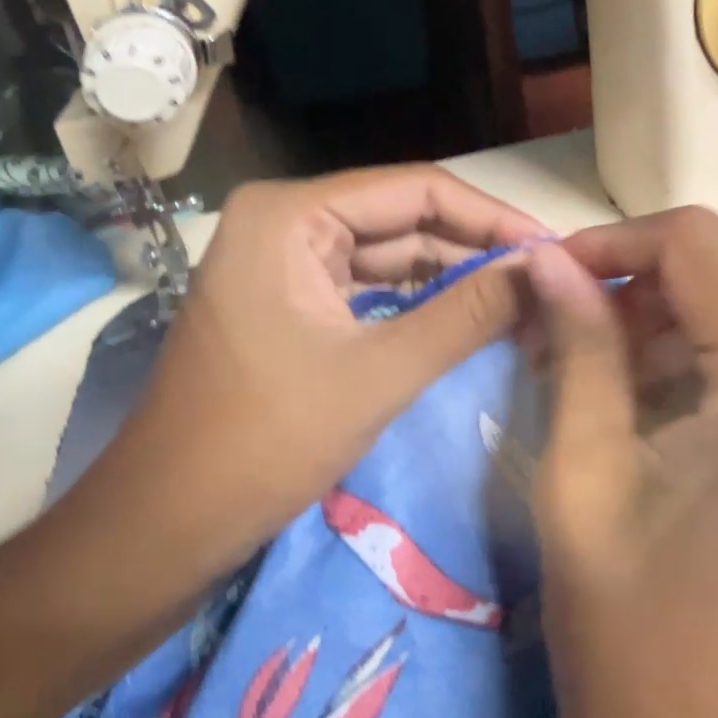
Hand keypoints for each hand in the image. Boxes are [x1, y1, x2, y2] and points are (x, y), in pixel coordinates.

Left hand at [87, 165, 550, 566]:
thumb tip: (547, 269)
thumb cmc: (263, 443)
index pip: (418, 189)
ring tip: (526, 298)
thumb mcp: (380, 373)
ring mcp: (284, 258)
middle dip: (478, 249)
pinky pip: (371, 285)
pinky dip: (421, 300)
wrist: (161, 528)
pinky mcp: (290, 297)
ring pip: (393, 252)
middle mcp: (286, 218)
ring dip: (456, 276)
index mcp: (291, 213)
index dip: (494, 216)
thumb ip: (469, 313)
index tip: (556, 249)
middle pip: (406, 216)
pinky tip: (474, 315)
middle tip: (550, 280)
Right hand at [526, 208, 717, 717]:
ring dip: (706, 291)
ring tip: (627, 348)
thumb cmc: (629, 630)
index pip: (705, 245)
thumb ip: (577, 349)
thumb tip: (546, 257)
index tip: (560, 271)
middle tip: (604, 304)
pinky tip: (675, 385)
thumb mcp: (580, 481)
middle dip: (675, 254)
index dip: (621, 239)